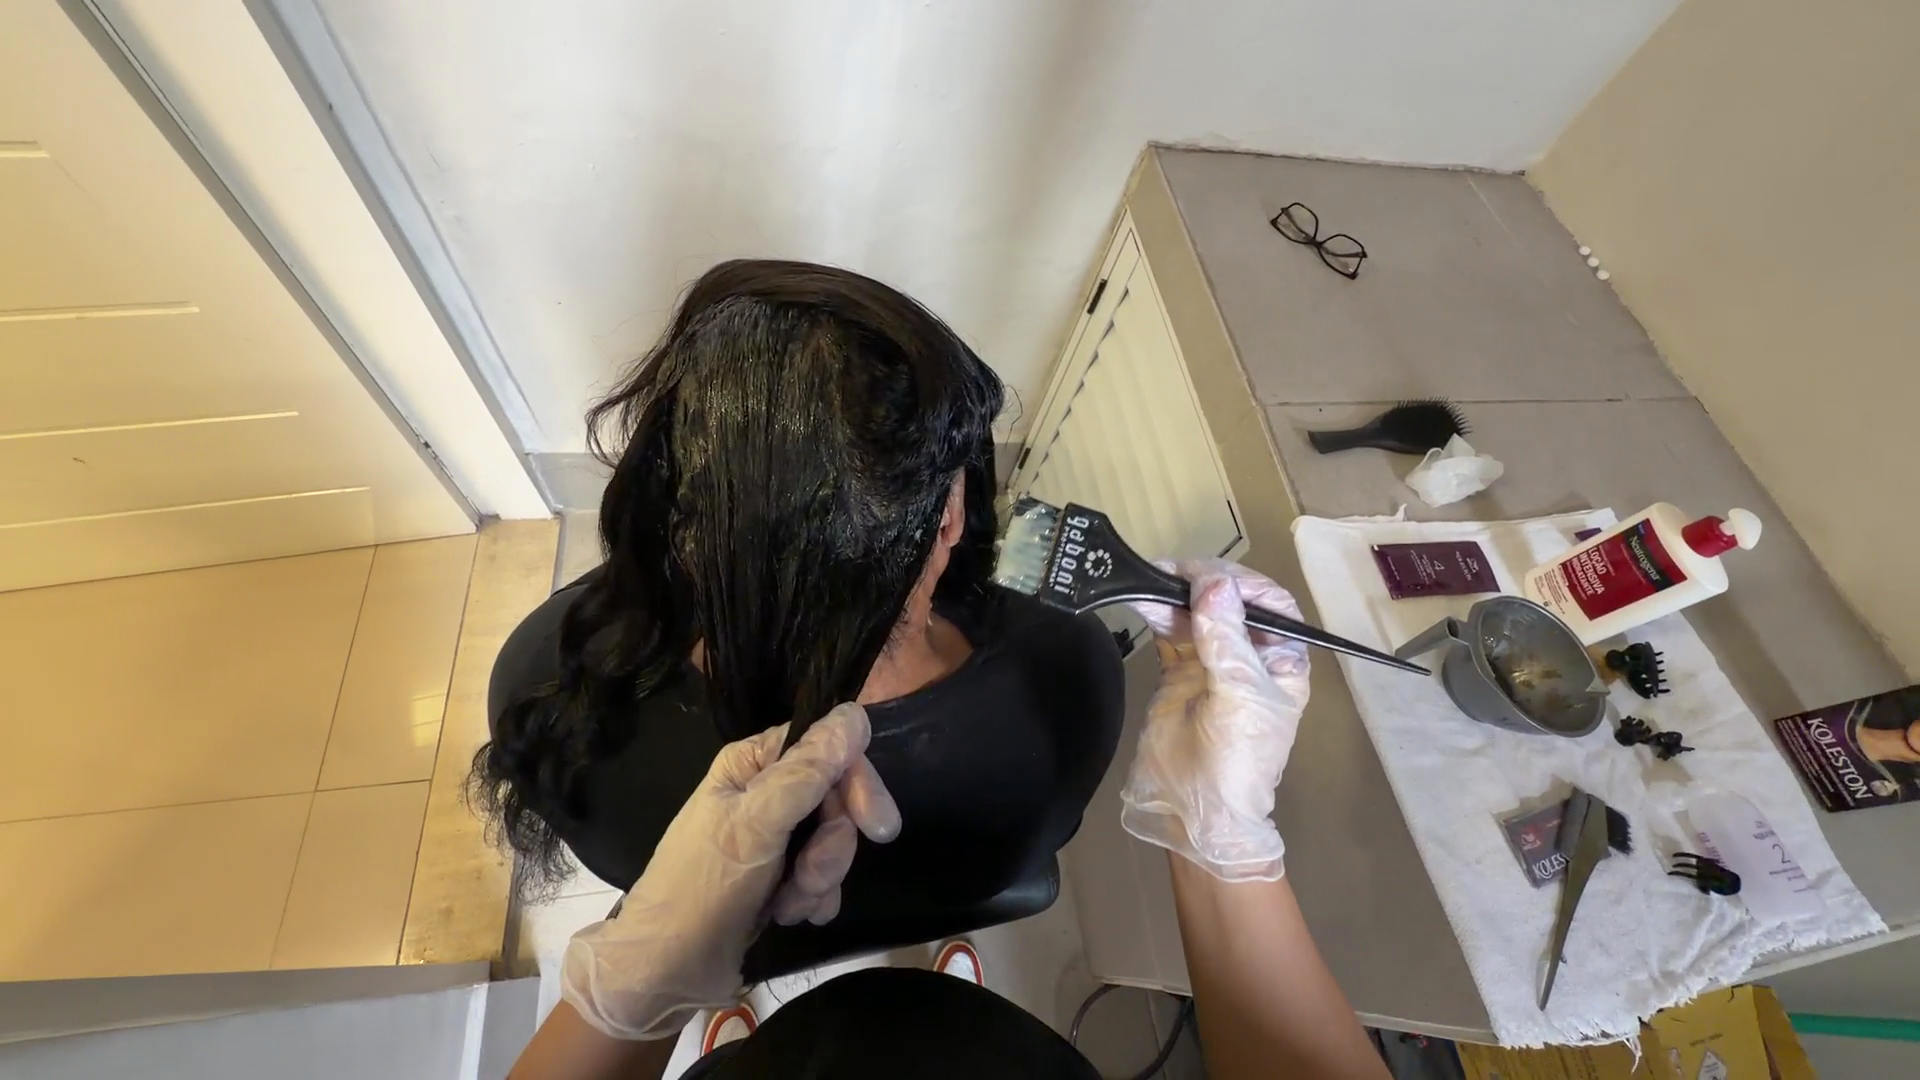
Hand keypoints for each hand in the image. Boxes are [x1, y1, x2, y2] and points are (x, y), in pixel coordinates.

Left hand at [560, 703, 899, 1039]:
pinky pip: (824, 872)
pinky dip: (815, 896)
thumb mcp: (756, 825)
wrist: (664, 974)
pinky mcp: (780, 873)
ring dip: (821, 876)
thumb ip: (807, 771)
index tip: (874, 823)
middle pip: (836, 796)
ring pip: (833, 838)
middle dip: (832, 843)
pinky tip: (792, 915)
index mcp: (754, 762)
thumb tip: (854, 715)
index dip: (854, 780)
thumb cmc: (703, 889)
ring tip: (791, 904)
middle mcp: (767, 790)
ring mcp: (775, 834)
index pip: (826, 745)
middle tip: (813, 877)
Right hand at [1123, 561, 1310, 881]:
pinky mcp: (1178, 671)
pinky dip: (1156, 614)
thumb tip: (1214, 583)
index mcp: (1281, 660)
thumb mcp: (1241, 696)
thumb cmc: (1237, 758)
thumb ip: (1226, 639)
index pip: (1271, 604)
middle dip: (1202, 582)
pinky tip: (1141, 601)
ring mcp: (1211, 662)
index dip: (1243, 583)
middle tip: (1170, 570)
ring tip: (1147, 579)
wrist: (1195, 809)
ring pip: (1194, 613)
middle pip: (1228, 602)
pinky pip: (1169, 632)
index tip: (1208, 574)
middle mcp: (1248, 655)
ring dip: (1173, 595)